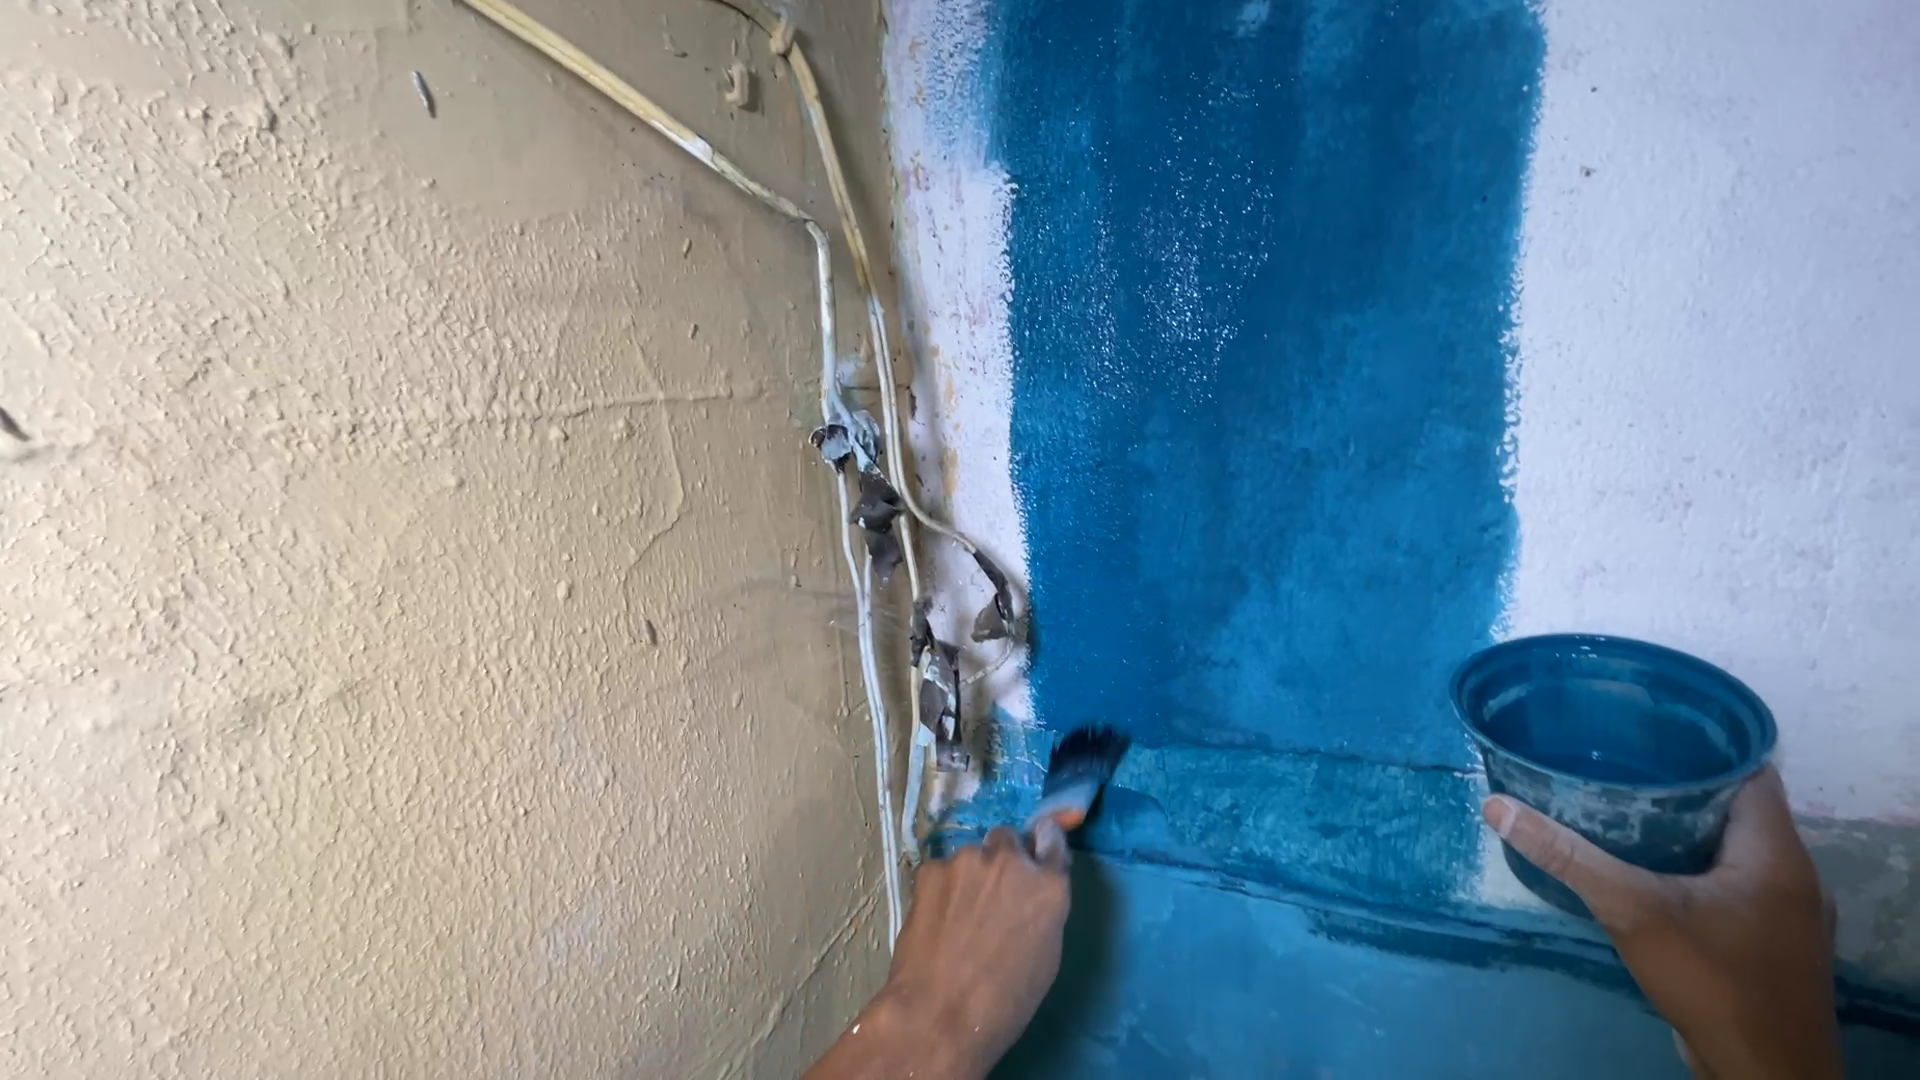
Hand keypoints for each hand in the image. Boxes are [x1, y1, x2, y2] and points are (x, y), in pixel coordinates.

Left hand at [804, 821, 1071, 1079]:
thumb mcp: (1046, 953)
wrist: (941, 1014)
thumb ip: (1043, 906)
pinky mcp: (931, 868)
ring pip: (970, 855)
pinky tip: (935, 921)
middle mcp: (1010, 860)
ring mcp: (968, 859)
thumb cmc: (1005, 1000)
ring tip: (957, 917)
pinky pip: (941, 871)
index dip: (1042, 841)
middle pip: (1006, 838)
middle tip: (991, 892)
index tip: (1034, 850)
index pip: (1052, 837)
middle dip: (1001, 857)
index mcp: (1048, 884)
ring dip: (969, 875)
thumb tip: (1032, 891)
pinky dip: (940, 889)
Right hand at [1483, 768, 1840, 1079]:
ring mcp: (1779, 909)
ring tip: (1613, 798)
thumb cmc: (1712, 979)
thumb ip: (1564, 855)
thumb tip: (1495, 804)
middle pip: (1734, 804)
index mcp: (1775, 854)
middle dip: (1674, 777)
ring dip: (1678, 819)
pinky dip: (1683, 856)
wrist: (1764, 1075)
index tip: (1640, 722)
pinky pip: (1722, 873)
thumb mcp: (1629, 908)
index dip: (1700, 741)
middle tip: (1608, 754)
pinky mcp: (1762, 936)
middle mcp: (1789, 874)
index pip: (1749, 771)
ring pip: (1728, 841)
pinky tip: (1637, 860)